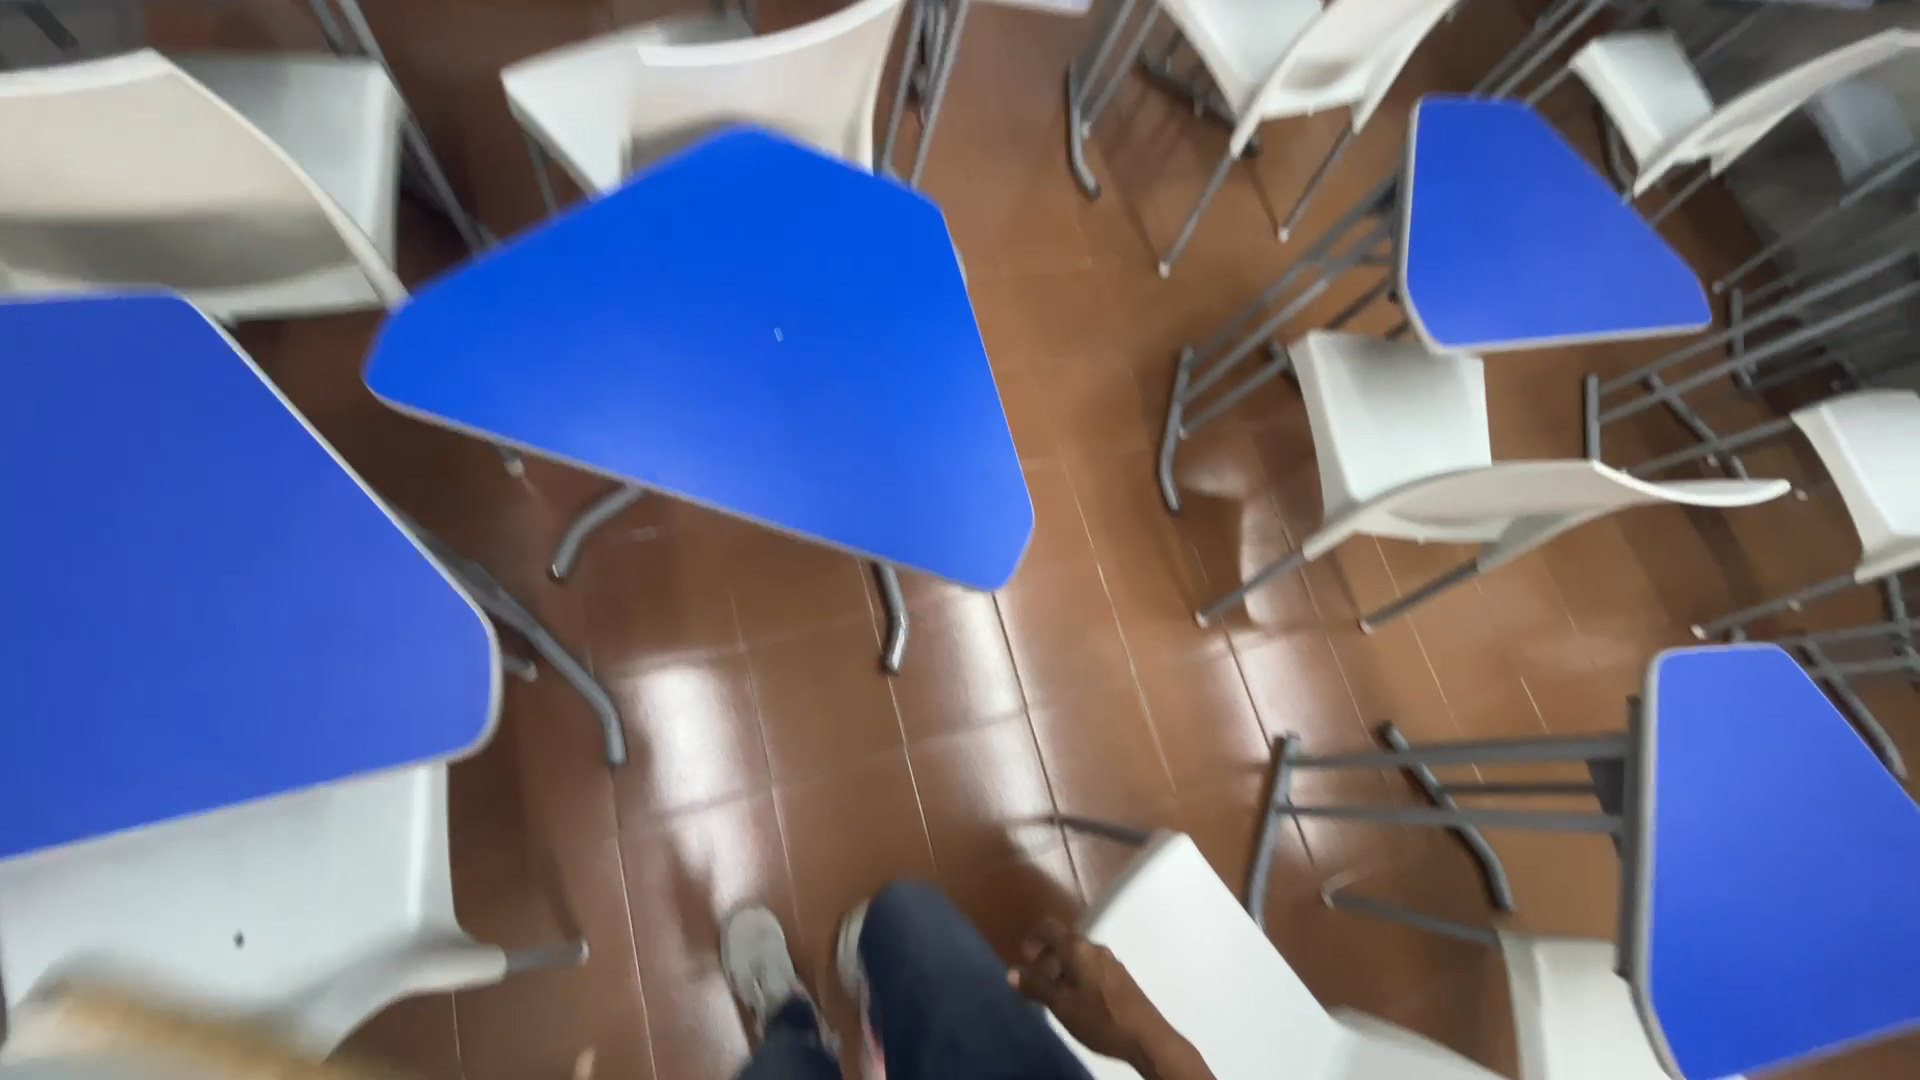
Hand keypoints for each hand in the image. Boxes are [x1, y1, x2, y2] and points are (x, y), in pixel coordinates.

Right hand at [1008, 918, 1167, 1063]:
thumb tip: (1012, 972)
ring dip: (1062, 967)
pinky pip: (1091, 965)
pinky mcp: (1120, 975)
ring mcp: (1110, 960)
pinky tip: (1078, 999)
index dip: (1033, 937)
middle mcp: (1094, 946)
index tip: (1024, 956)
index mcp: (1077, 947)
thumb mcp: (1061, 1005)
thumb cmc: (1099, 1018)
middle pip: (1064, 940)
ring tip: (1056, 993)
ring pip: (1079, 954)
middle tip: (1037, 979)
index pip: (1049, 927)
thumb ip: (1036, 986)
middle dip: (1047, 955)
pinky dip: (1078, 974)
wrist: (1147, 1037)